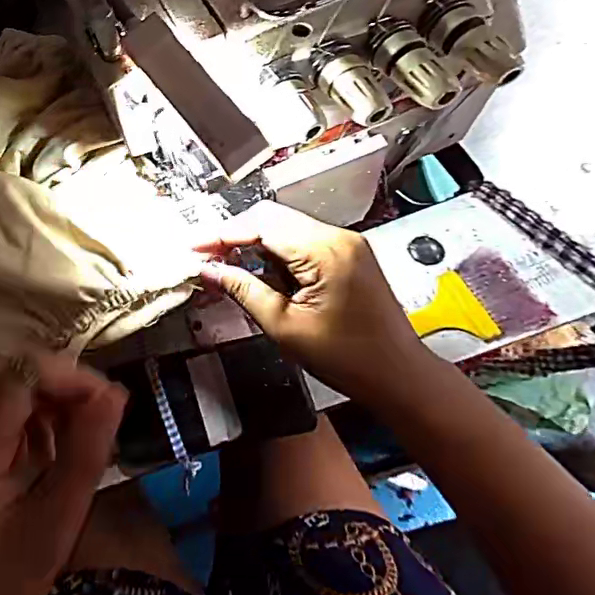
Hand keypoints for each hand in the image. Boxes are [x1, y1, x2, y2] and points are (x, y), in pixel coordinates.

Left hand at [0, 360, 125, 594]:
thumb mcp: (54, 526)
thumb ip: (86, 454)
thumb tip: (116, 393)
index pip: (24, 373)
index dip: (73, 377)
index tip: (112, 405)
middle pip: (19, 374)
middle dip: (68, 391)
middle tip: (104, 429)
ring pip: (15, 386)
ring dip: (56, 405)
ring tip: (86, 445)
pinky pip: (5, 409)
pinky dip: (39, 420)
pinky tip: (58, 452)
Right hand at [194, 200, 425, 398]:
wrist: (398, 376)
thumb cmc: (349, 358)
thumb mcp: (284, 326)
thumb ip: (243, 290)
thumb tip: (210, 270)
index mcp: (324, 251)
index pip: (260, 225)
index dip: (222, 235)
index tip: (196, 248)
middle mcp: (338, 237)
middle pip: (272, 218)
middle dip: (235, 236)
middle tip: (207, 258)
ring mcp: (346, 244)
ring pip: (285, 227)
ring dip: (254, 244)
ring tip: (228, 269)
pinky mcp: (348, 255)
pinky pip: (302, 241)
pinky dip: (276, 253)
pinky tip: (260, 273)